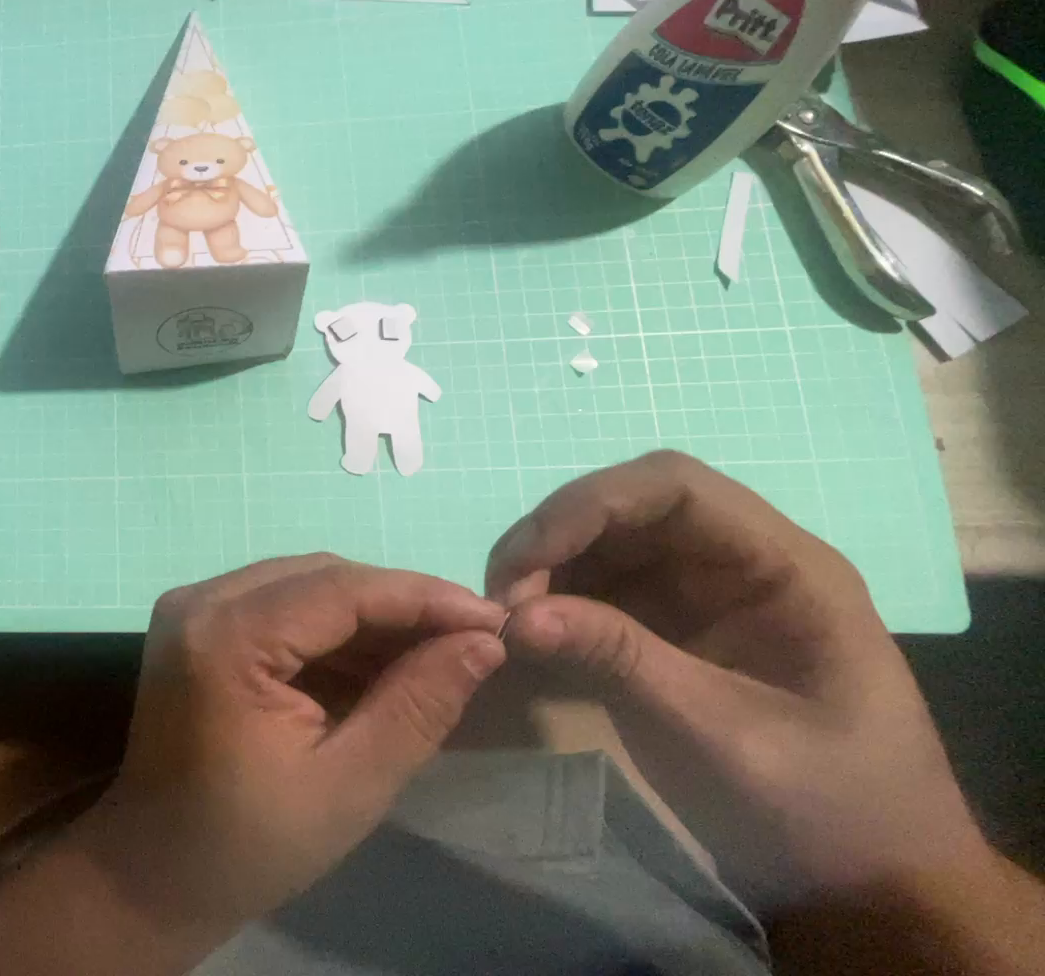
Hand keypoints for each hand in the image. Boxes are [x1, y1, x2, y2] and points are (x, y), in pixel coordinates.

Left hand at [71, 554, 506, 932]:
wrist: (154, 869)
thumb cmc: (249, 842)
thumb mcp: (349, 783)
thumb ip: (417, 704)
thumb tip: (483, 641)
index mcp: (225, 637)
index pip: (339, 589)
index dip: (423, 597)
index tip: (496, 619)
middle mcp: (199, 602)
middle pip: (318, 576)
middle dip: (398, 605)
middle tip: (471, 640)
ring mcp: (190, 608)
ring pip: (299, 585)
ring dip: (366, 616)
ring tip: (435, 654)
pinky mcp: (194, 624)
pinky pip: (275, 605)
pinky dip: (327, 630)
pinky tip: (375, 662)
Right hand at [485, 452, 990, 908]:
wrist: (862, 876)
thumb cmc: (821, 802)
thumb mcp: (721, 733)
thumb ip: (620, 661)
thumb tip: (514, 615)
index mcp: (783, 566)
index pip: (673, 488)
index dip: (587, 506)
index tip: (523, 564)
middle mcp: (735, 559)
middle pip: (624, 506)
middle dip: (553, 538)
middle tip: (501, 598)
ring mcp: (696, 588)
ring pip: (599, 540)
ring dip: (544, 567)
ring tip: (507, 618)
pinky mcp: (664, 619)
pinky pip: (593, 582)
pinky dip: (551, 598)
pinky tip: (530, 631)